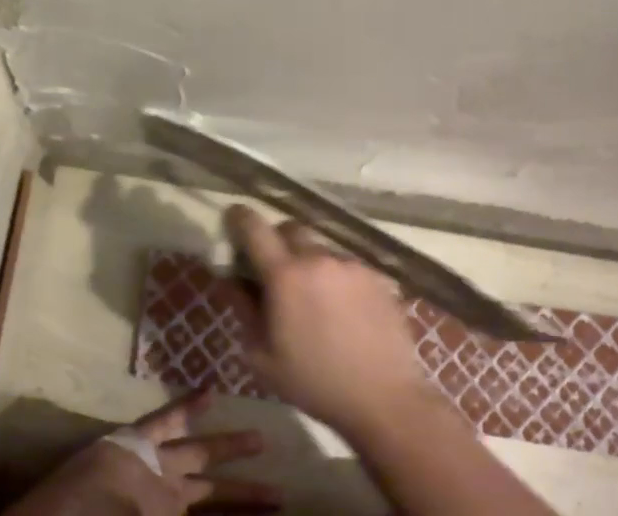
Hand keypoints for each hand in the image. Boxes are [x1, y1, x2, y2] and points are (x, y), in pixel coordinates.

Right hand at [3, 389, 279, 514]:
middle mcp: (158, 469)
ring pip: (215, 495)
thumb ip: (117, 459)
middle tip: (263, 441)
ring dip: (248, 495)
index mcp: (132, 446)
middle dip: (231, 447)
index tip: (212, 392)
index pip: (166, 420)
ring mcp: (170, 499)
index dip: (189, 407)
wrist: (84, 511)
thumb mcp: (93, 463)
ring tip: (279, 497)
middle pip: (201, 454)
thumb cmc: (73, 487)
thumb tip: (120, 469)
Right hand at [224, 205, 440, 434]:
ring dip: (310, 261)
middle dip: (278, 239)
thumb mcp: (261, 357)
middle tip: (276, 267)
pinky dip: (337, 278)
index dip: (240, 217)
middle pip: (291, 228)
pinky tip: (344, 309)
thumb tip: (232, 280)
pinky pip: (347, 266)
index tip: (233, 218)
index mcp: (284, 275)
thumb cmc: (314, 382)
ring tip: (315, 296)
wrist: (385, 399)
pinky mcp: (377, 277)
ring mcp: (351, 266)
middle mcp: (318, 259)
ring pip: (321, 248)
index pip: (254, 227)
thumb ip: (243, 310)